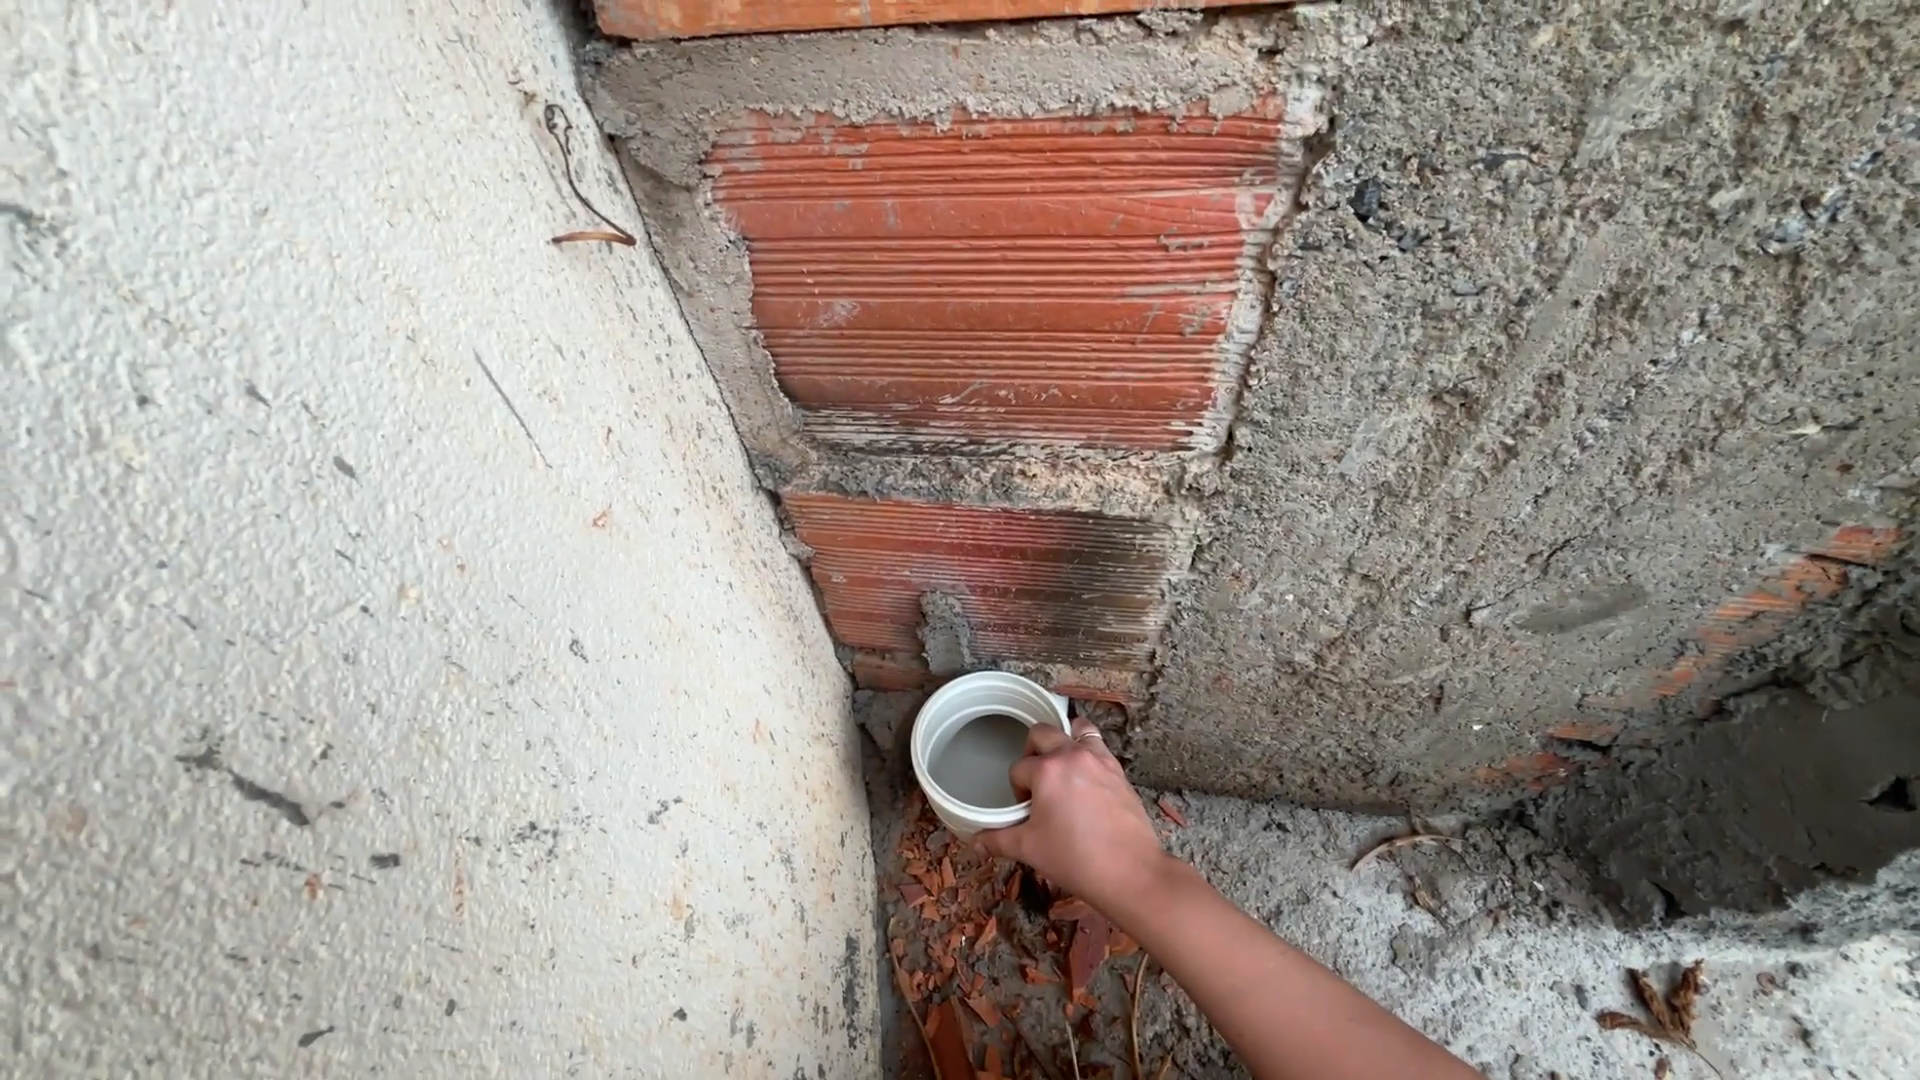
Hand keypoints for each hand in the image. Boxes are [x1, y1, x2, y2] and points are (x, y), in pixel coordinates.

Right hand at [974, 717, 1169, 914]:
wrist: (1130, 872)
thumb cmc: (1074, 858)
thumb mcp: (1029, 849)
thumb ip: (998, 839)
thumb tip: (974, 843)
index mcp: (1046, 770)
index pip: (1018, 769)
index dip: (1016, 790)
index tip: (1025, 811)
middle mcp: (1072, 755)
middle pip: (1042, 733)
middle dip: (1032, 752)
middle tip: (1036, 781)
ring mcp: (1099, 759)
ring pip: (1076, 728)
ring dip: (1064, 740)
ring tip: (1062, 767)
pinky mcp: (1118, 770)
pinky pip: (1098, 745)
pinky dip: (1088, 751)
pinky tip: (1086, 778)